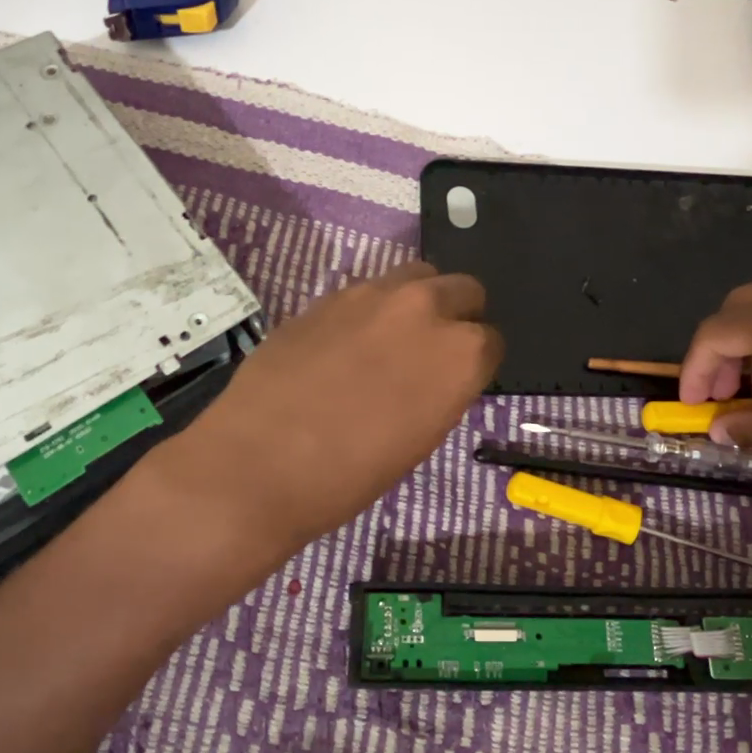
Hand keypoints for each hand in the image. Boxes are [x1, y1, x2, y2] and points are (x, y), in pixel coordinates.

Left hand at [171, 262, 501, 547]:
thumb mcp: (420, 439)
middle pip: (462, 289)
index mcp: (460, 353)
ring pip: (415, 276)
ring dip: (414, 302)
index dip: (476, 362)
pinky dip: (368, 312)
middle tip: (430, 353)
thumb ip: (441, 390)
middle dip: (456, 316)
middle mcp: (424, 309)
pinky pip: (365, 292)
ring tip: (388, 343)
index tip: (458, 380)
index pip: (491, 340)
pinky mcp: (326, 295)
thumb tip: (436, 374)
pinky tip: (343, 347)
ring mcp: (371, 294)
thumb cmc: (351, 475)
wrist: (260, 462)